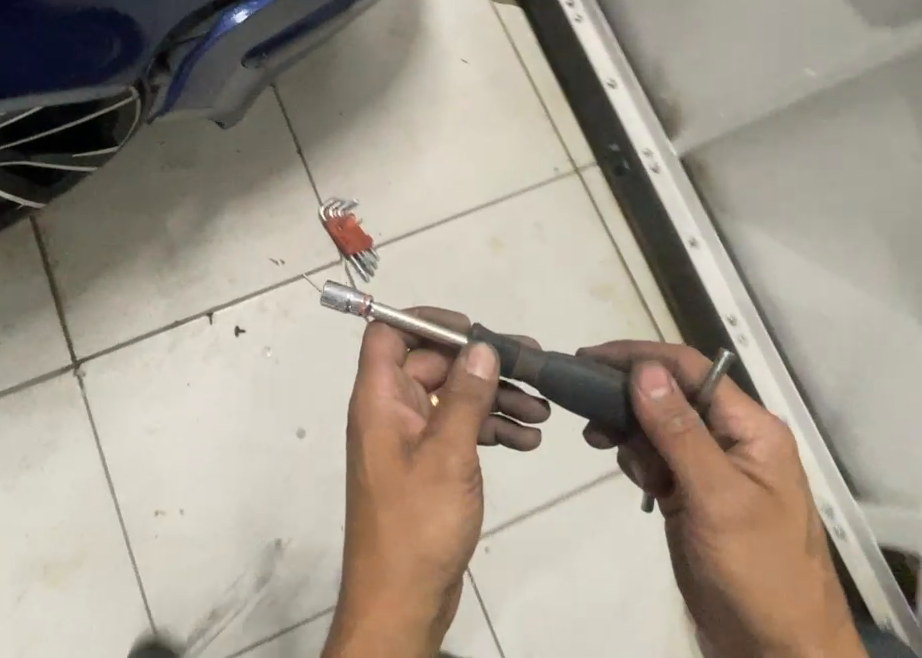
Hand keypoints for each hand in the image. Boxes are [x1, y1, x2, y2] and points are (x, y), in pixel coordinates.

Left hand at [324, 310, 550, 657]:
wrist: (402, 599)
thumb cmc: (417, 522)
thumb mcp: (447, 453)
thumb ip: (465, 396)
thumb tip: (480, 346)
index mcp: (379, 398)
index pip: (389, 334)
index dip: (426, 322)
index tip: (475, 329)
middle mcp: (390, 411)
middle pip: (431, 365)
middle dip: (480, 364)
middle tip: (533, 366)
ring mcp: (409, 439)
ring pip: (452, 398)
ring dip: (494, 399)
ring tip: (542, 411)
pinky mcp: (427, 466)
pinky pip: (458, 431)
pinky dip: (490, 430)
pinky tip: (528, 442)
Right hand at [579, 341, 863, 657]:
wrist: (778, 653)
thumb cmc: (758, 572)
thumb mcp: (717, 498)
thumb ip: (678, 432)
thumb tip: (644, 369)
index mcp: (752, 430)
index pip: (690, 369)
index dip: (639, 356)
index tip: (588, 358)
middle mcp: (732, 439)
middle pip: (670, 393)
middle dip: (625, 392)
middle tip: (581, 401)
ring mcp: (712, 468)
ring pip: (657, 424)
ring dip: (626, 426)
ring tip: (596, 440)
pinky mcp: (693, 495)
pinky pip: (657, 457)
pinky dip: (635, 457)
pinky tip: (628, 472)